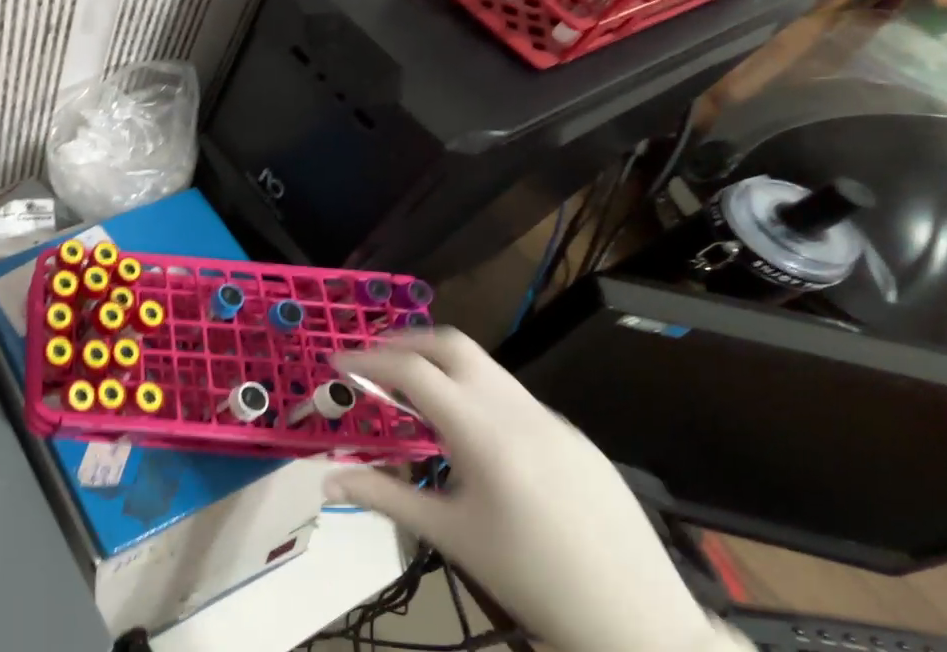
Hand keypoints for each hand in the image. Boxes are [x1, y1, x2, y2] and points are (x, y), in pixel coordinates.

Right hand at [325, 329, 744, 651]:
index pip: (414, 371)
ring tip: (413, 398)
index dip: (368, 360)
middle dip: (405, 343)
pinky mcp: (576, 440)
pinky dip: (476, 395)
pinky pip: (515, 398)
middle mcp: (520, 413)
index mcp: (484, 435)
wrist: (638, 621)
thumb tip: (326, 481)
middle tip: (372, 363)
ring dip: (442, 367)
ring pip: (487, 369)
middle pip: (454, 346)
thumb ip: (385, 496)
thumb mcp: (450, 536)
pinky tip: (470, 437)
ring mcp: (554, 423)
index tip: (337, 363)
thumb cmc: (531, 580)